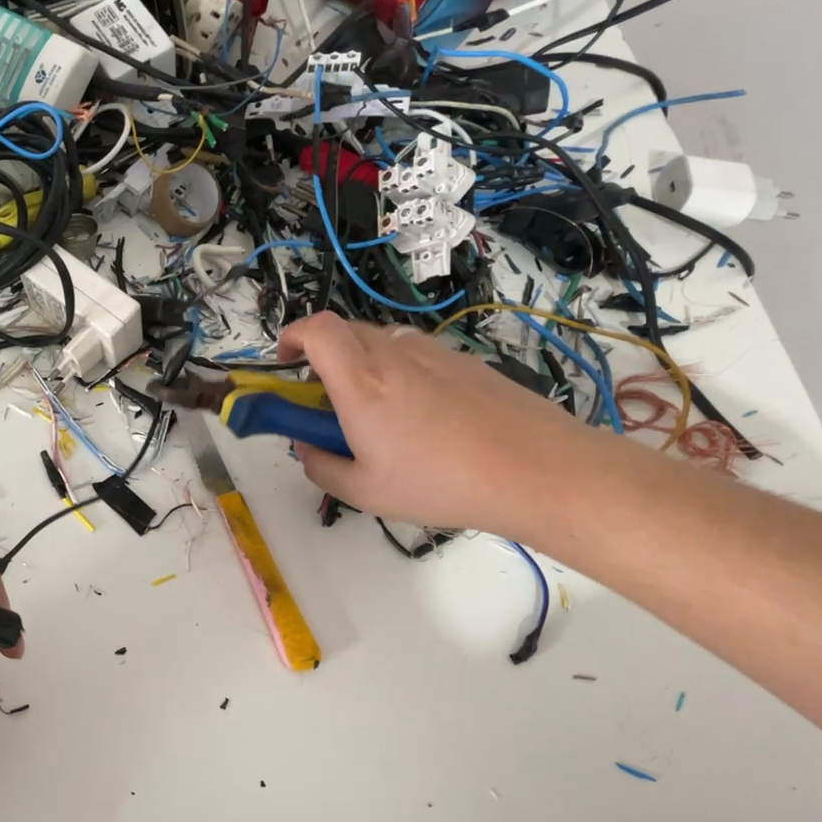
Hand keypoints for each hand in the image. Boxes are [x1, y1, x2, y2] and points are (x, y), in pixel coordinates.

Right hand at [280, 312, 603, 537]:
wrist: (537, 469)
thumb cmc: (439, 482)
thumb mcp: (362, 491)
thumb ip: (320, 465)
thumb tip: (307, 446)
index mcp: (361, 383)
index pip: (316, 330)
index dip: (291, 337)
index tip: (284, 363)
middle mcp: (395, 355)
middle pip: (344, 333)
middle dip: (320, 359)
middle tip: (322, 402)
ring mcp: (435, 354)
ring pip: (381, 343)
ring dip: (360, 367)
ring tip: (372, 415)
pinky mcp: (465, 363)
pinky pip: (415, 356)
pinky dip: (397, 375)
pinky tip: (417, 419)